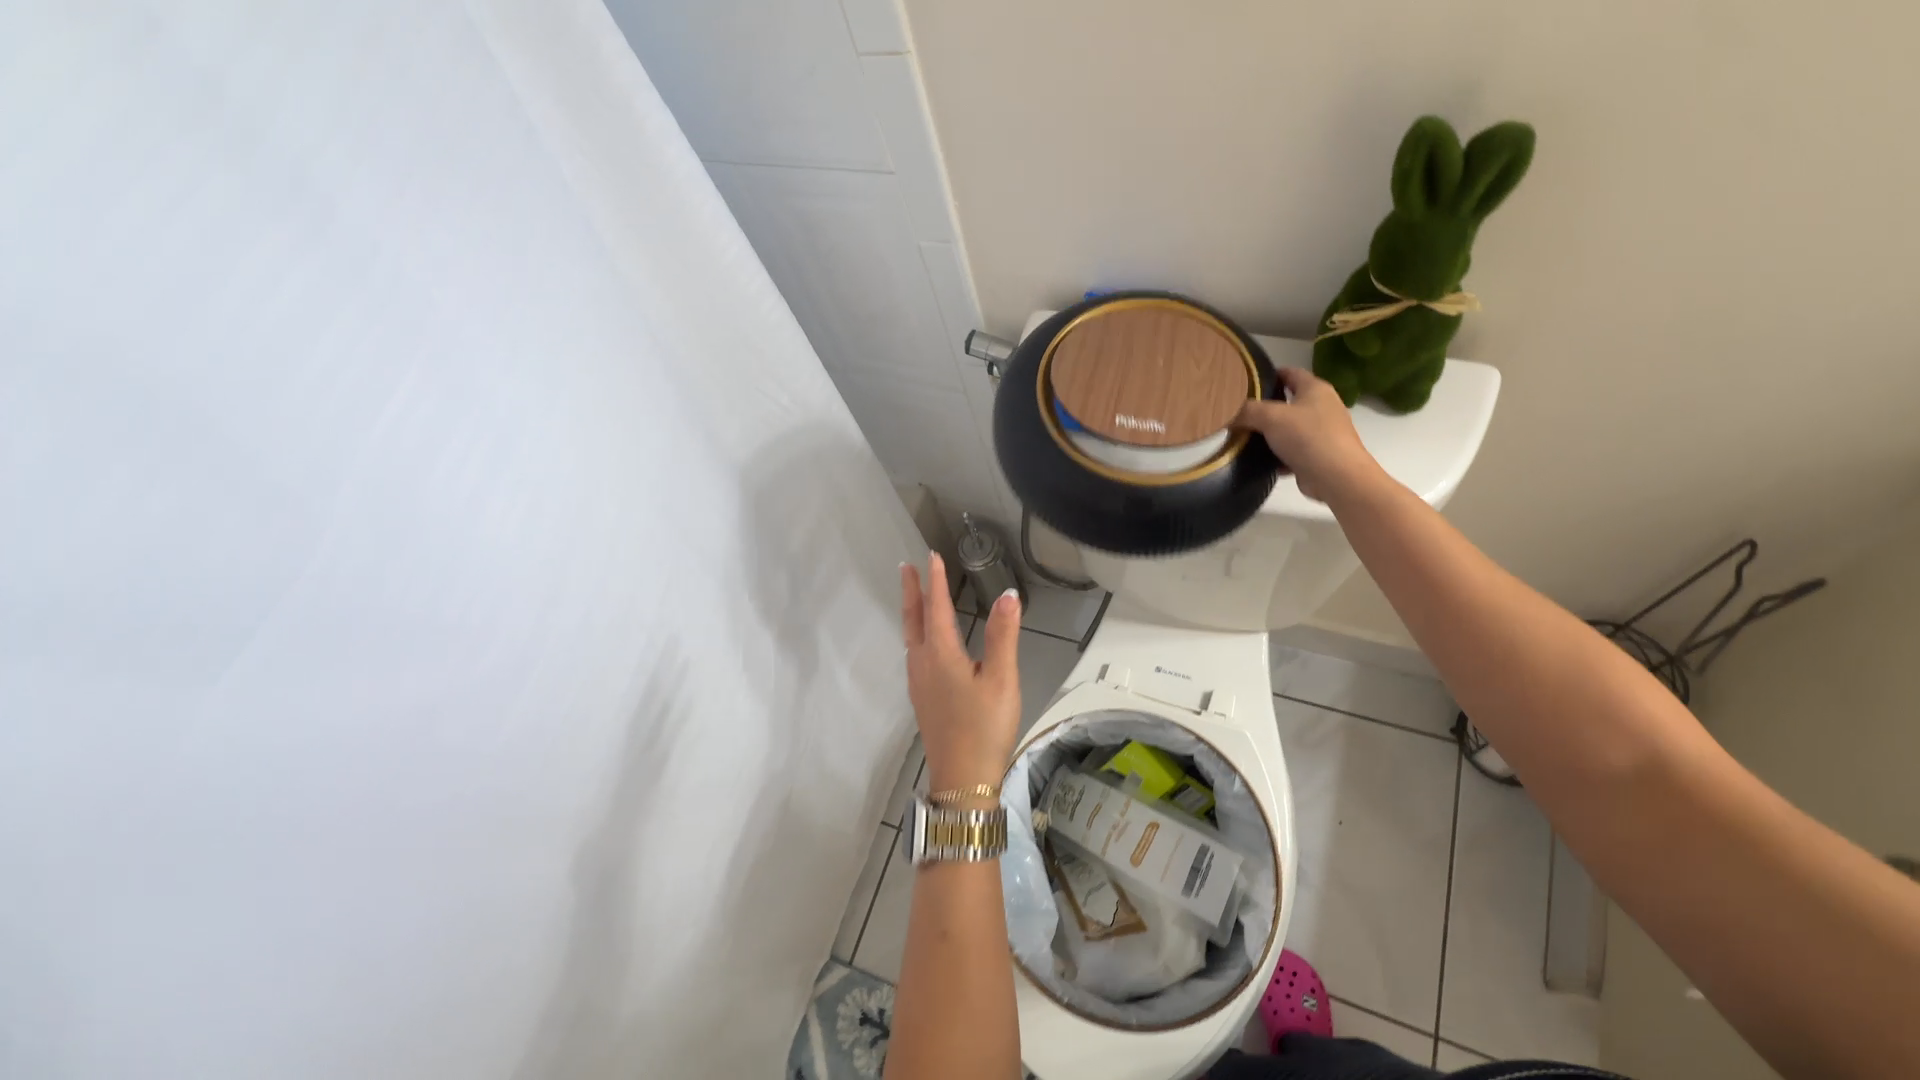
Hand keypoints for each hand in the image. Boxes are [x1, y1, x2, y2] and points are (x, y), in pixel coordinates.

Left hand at [900, 552, 1021, 797]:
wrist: (963, 779)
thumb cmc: (985, 727)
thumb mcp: (1002, 679)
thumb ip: (1003, 635)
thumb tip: (1007, 595)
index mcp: (941, 654)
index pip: (937, 608)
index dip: (936, 581)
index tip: (932, 556)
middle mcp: (923, 664)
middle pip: (914, 620)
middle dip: (912, 592)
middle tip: (907, 567)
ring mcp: (918, 684)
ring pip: (911, 638)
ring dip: (912, 613)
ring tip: (915, 597)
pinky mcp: (922, 700)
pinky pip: (914, 654)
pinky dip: (916, 635)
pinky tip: (925, 644)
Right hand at [1236, 367, 1384, 502]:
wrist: (1336, 477)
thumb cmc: (1307, 437)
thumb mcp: (1270, 417)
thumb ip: (1247, 411)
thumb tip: (1227, 413)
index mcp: (1315, 389)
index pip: (1290, 373)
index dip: (1270, 374)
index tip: (1247, 381)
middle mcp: (1322, 407)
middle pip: (1289, 402)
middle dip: (1265, 407)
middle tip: (1239, 412)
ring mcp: (1323, 432)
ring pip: (1289, 428)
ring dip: (1270, 434)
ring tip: (1244, 438)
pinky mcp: (1319, 456)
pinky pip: (1293, 451)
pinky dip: (1278, 455)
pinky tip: (1260, 462)